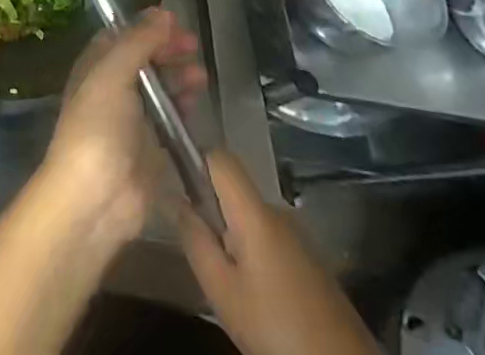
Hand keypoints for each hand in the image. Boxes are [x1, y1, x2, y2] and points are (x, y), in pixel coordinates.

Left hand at [38, 8, 204, 247]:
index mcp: (94, 69)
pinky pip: (170, 120)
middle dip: (166, 50)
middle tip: (194, 46)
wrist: (96, 195)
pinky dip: (183, 108)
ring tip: (200, 75)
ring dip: (178, 77)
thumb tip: (162, 13)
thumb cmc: (98, 127)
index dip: (145, 27)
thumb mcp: (112, 75)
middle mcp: (110, 90)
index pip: (119, 38)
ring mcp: (131, 120)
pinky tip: (196, 103)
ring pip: (159, 90)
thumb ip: (137, 43)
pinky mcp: (150, 148)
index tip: (174, 21)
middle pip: (142, 62)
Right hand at [175, 153, 380, 354]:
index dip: (194, 160)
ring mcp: (299, 239)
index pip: (220, 158)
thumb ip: (194, 237)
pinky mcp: (310, 262)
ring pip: (249, 218)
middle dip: (209, 210)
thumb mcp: (221, 287)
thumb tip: (174, 198)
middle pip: (233, 191)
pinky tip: (252, 290)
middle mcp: (279, 215)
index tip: (175, 184)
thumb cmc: (275, 327)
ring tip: (223, 276)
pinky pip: (268, 239)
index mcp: (256, 214)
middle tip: (197, 247)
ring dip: (230, 235)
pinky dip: (251, 252)